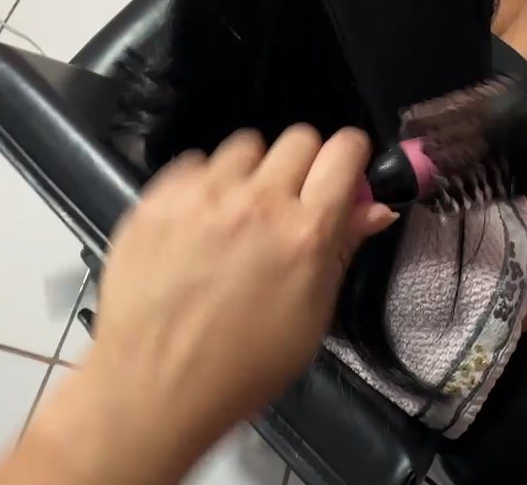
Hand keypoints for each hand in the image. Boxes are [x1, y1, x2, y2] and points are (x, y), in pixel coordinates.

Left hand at [44, 126, 395, 482]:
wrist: (150, 388)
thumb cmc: (242, 365)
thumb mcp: (312, 317)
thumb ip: (344, 249)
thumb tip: (376, 207)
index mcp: (306, 233)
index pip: (344, 150)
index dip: (349, 155)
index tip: (343, 170)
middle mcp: (259, 201)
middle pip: (299, 137)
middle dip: (303, 163)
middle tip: (289, 200)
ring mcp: (206, 193)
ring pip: (247, 145)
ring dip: (251, 171)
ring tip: (237, 211)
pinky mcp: (162, 194)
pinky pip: (196, 161)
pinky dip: (204, 182)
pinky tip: (198, 219)